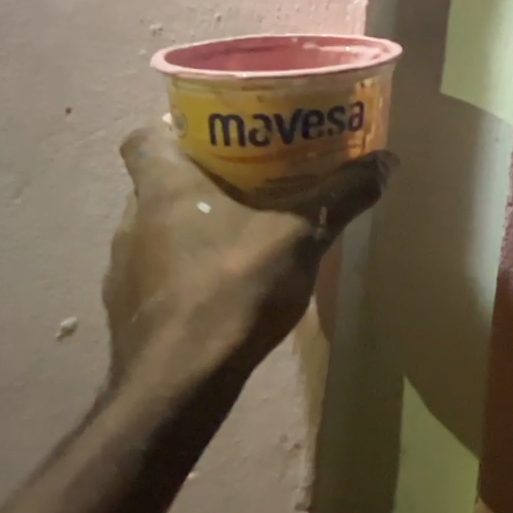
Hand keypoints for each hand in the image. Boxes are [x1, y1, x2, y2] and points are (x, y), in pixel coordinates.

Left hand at [104, 125, 387, 383]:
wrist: (179, 386)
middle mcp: (132, 221)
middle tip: (254, 169)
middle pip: (158, 179)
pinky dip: (188, 262)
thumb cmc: (233, 290)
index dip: (174, 126)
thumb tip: (388, 161)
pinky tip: (227, 276)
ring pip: (158, 224)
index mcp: (164, 190)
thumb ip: (344, 194)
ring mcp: (125, 270)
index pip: (145, 137)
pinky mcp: (130, 310)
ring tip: (246, 222)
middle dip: (203, 172)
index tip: (219, 128)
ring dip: (194, 219)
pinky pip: (160, 266)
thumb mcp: (304, 234)